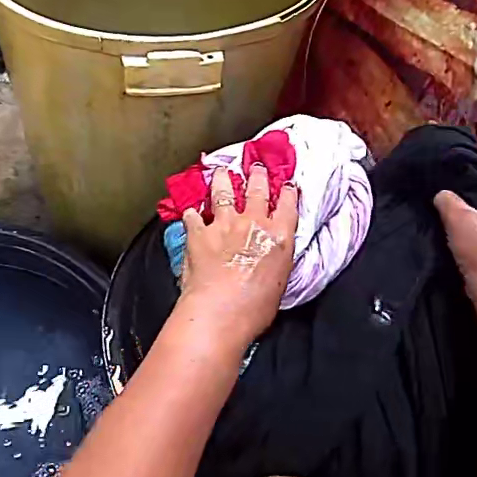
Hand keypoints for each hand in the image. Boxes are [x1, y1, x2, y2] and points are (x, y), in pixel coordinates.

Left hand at [176, 164, 299, 346]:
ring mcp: (223, 224)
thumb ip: (275, 261)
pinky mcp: (198, 232)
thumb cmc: (255, 307)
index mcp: (279, 236)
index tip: (287, 184)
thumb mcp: (280, 282)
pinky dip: (192, 211)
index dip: (287, 191)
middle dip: (257, 175)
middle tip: (256, 166)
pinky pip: (193, 215)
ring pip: (223, 193)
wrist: (220, 310)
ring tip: (222, 171)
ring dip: (223, 180)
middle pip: (256, 190)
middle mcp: (253, 222)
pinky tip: (189, 208)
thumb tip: (269, 259)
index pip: (287, 204)